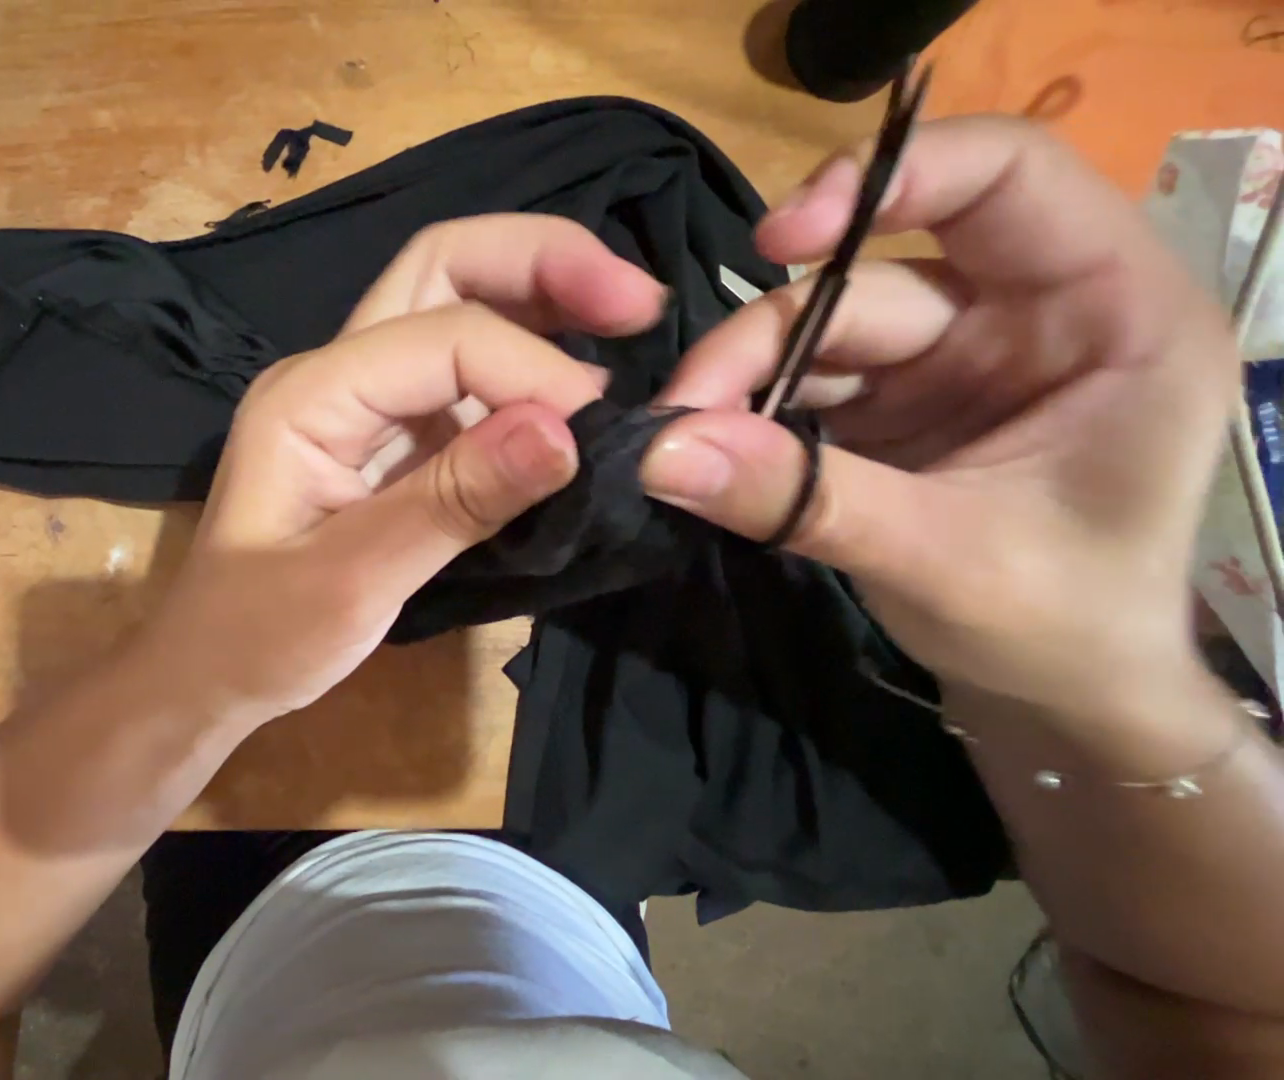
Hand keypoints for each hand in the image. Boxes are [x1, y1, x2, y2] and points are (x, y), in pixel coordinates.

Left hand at [129, 215, 666, 725]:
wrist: (213, 670)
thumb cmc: (258, 637)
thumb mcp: (350, 582)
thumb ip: (451, 503)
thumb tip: (566, 433)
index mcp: (310, 396)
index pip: (442, 337)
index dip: (532, 371)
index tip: (599, 433)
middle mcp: (336, 376)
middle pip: (440, 268)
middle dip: (542, 264)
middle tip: (636, 299)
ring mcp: (363, 404)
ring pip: (455, 307)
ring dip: (540, 300)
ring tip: (626, 321)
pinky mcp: (391, 440)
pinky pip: (464, 378)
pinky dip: (526, 366)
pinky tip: (578, 389)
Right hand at [640, 116, 1240, 717]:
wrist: (1052, 691)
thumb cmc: (1058, 621)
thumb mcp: (942, 560)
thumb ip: (804, 500)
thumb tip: (660, 452)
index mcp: (1104, 313)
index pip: (1002, 180)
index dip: (889, 180)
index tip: (776, 240)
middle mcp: (1016, 317)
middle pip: (864, 286)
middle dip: (760, 346)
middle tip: (678, 414)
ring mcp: (940, 363)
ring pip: (813, 339)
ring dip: (739, 388)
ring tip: (679, 445)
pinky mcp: (883, 409)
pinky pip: (796, 391)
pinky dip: (745, 421)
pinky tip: (709, 454)